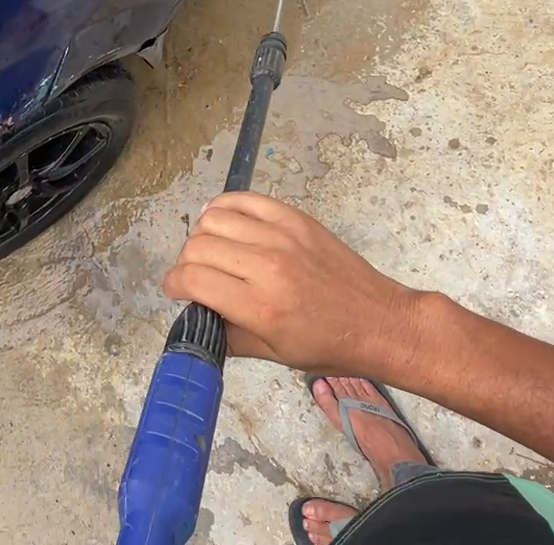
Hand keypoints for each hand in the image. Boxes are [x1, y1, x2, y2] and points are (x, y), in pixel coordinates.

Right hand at [161, 192, 437, 381]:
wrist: (379, 321)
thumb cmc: (328, 346)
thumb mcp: (273, 354)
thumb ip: (227, 333)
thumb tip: (195, 312)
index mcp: (260, 308)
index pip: (193, 279)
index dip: (173, 283)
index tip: (174, 289)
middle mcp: (266, 266)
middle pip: (197, 246)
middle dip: (185, 262)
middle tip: (195, 274)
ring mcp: (280, 236)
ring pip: (213, 217)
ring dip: (202, 234)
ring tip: (211, 249)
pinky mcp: (293, 217)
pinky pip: (242, 198)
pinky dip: (223, 207)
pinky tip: (225, 223)